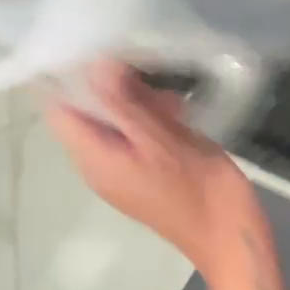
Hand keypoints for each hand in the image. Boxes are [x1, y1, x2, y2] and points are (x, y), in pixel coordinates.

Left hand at [46, 62, 259, 270]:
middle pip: (89, 115)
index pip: (61, 107)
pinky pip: (135, 141)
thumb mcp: (164, 141)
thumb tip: (95, 63)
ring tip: (177, 102)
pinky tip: (183, 120)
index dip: (76, 77)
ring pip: (115, 126)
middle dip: (116, 89)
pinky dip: (152, 124)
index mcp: (93, 158)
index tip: (109, 53)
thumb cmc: (199, 190)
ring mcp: (122, 173)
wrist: (229, 237)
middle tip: (156, 77)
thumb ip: (126, 104)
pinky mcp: (145, 176)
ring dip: (139, 106)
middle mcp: (98, 165)